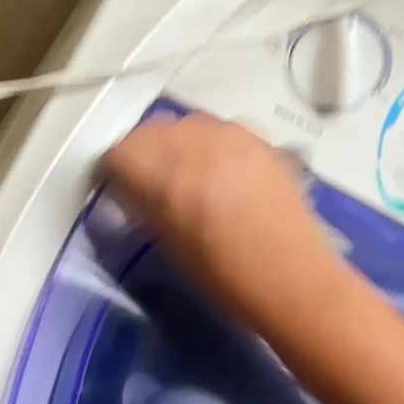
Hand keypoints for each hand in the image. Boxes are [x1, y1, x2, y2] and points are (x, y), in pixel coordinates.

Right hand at [100, 113, 343, 326]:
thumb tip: (136, 194)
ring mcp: (229, 135)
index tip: (118, 194)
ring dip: (177, 145)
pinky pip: (223, 130)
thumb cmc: (219, 273)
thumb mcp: (164, 242)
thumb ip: (145, 206)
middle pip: (148, 132)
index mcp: (158, 172)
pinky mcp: (260, 140)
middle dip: (142, 154)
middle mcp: (190, 142)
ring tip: (188, 176)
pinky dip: (213, 145)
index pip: (116, 154)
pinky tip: (223, 173)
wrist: (291, 278)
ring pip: (186, 125)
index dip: (113, 174)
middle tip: (148, 185)